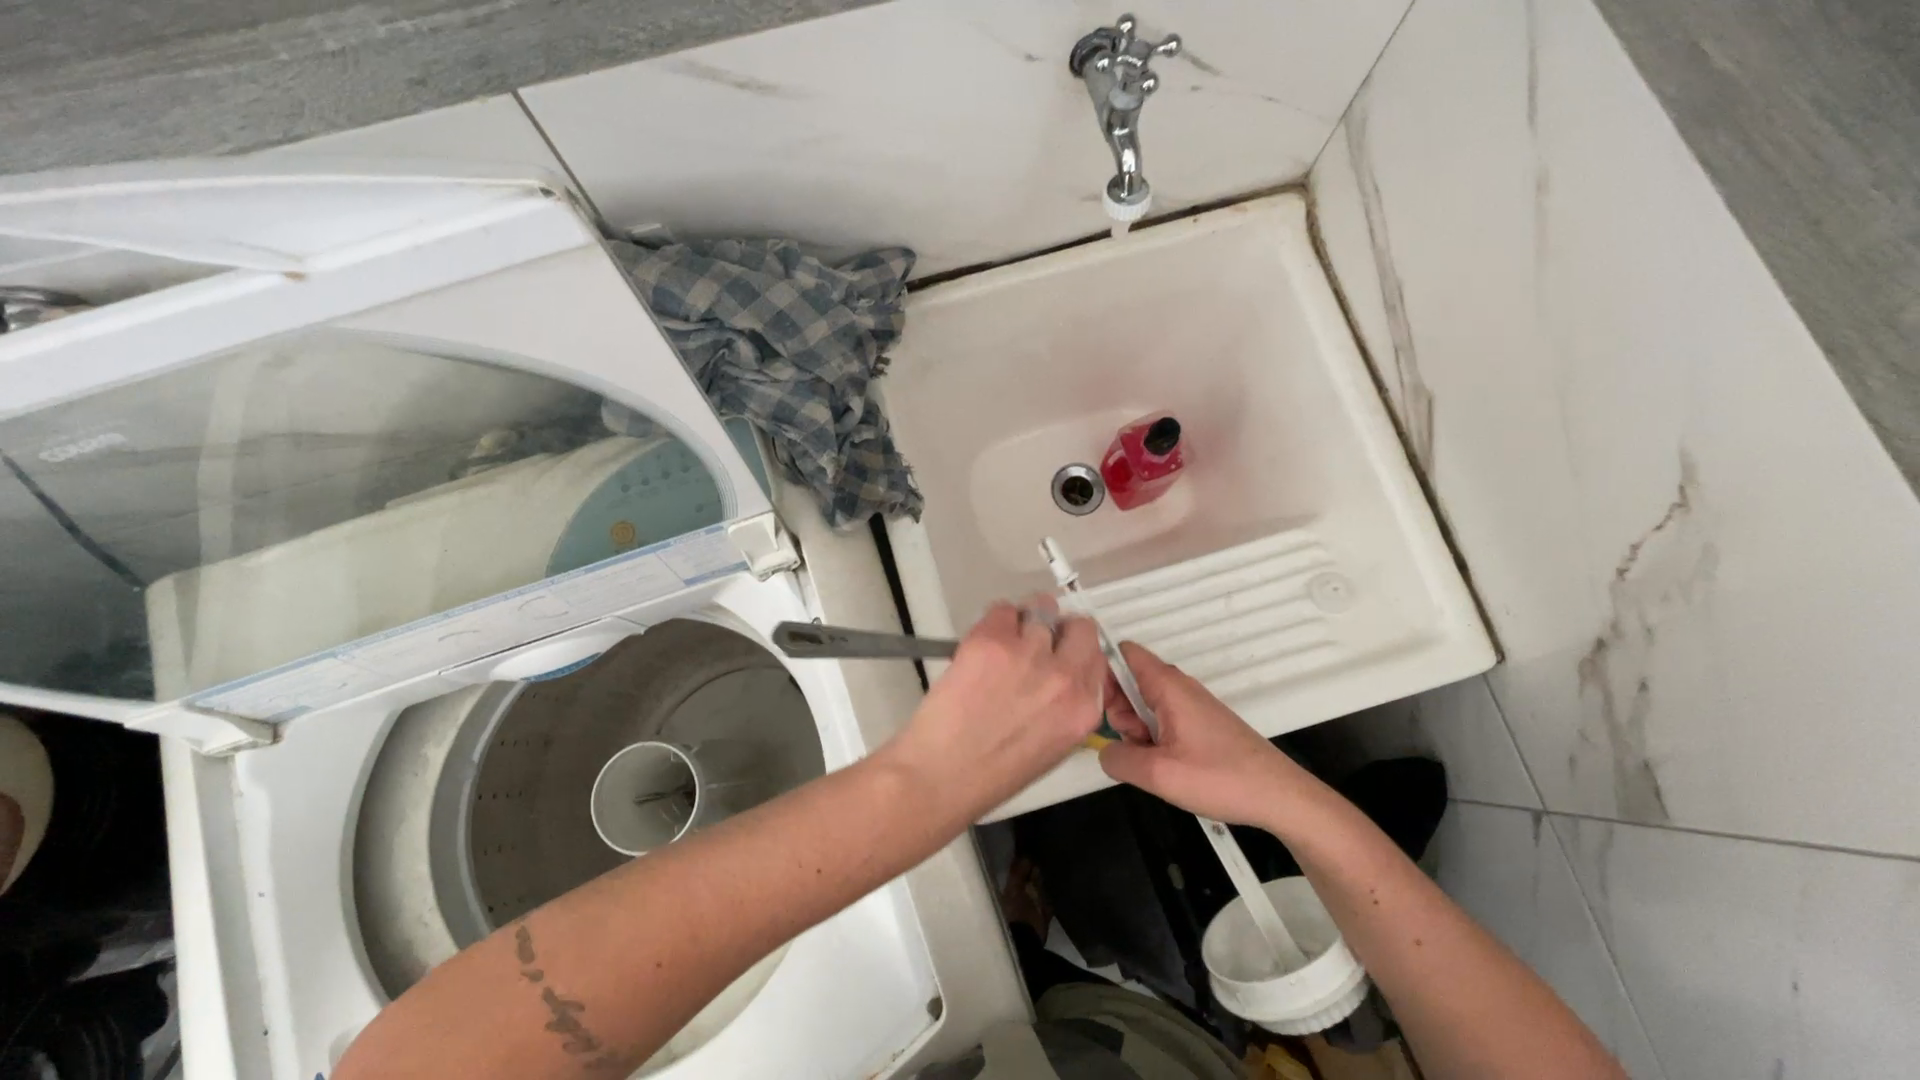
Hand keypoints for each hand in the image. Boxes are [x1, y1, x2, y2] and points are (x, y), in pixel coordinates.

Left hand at [887, 597, 1107, 819]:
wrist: (941, 776)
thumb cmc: (992, 773)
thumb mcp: (1052, 746)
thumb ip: (1065, 707)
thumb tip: (1057, 675)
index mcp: (1083, 709)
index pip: (1097, 658)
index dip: (1075, 652)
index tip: (1059, 654)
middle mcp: (1065, 676)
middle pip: (1080, 627)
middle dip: (1061, 630)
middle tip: (1035, 642)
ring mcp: (1029, 654)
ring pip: (1041, 609)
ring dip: (1025, 621)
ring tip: (1003, 643)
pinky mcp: (992, 639)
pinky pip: (1003, 609)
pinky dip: (995, 621)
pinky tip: (981, 646)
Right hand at [1098, 642, 1308, 827]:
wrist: (1278, 796)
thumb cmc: (1220, 778)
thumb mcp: (1157, 775)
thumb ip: (1117, 758)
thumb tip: (1105, 751)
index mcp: (1168, 686)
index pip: (1123, 653)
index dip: (1101, 672)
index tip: (1095, 706)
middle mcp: (1180, 687)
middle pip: (1130, 681)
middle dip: (1118, 709)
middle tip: (1131, 742)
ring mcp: (1192, 705)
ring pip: (1146, 704)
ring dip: (1136, 729)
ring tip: (1152, 760)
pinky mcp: (1201, 724)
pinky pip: (1164, 720)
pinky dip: (1155, 738)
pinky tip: (1166, 766)